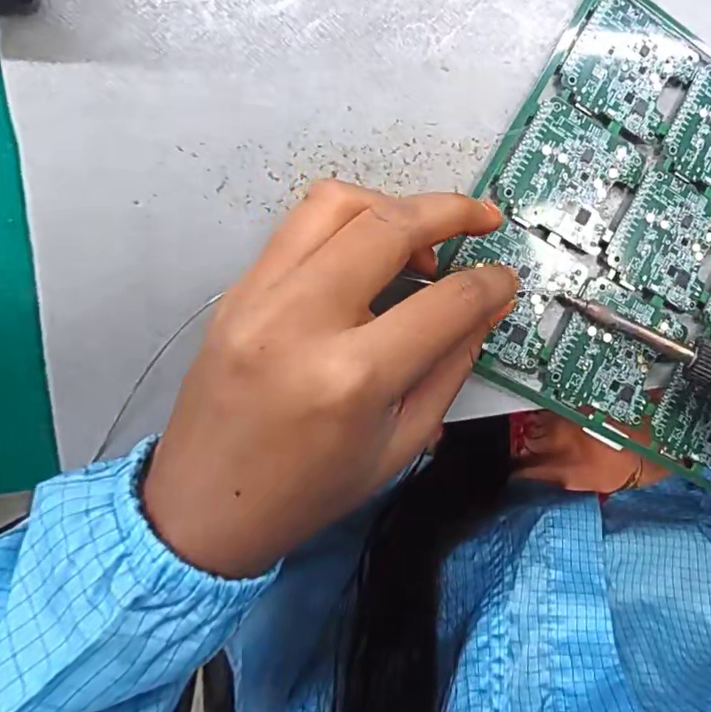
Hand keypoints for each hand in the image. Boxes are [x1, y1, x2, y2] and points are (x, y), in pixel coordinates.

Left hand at [143, 181, 518, 575]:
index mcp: (352, 378)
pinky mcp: (236, 290)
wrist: (203, 507)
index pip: (444, 303)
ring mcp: (258, 297)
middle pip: (388, 226)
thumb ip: (451, 365)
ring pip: (336, 204)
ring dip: (394, 205)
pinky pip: (299, 226)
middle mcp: (301, 322)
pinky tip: (371, 254)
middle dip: (451, 211)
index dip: (490, 284)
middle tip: (483, 219)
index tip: (506, 278)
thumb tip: (487, 305)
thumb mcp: (403, 442)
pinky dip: (350, 223)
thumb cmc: (313, 490)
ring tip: (422, 238)